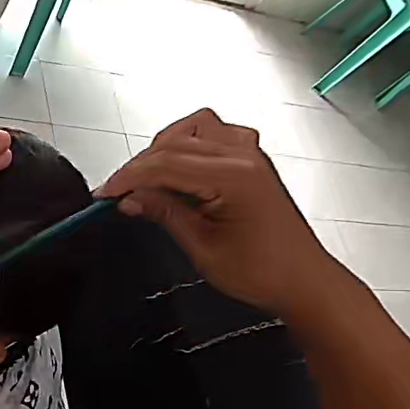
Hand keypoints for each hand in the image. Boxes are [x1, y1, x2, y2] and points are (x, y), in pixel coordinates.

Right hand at [96, 109, 350, 315]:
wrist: (302, 280)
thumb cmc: (266, 271)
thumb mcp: (203, 249)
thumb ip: (166, 214)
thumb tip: (132, 198)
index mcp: (235, 176)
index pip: (166, 163)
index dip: (129, 177)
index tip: (107, 191)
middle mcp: (245, 156)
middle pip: (176, 142)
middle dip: (141, 165)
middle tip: (119, 192)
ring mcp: (250, 153)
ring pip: (193, 129)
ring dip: (165, 149)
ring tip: (147, 179)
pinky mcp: (251, 159)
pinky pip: (213, 135)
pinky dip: (188, 145)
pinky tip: (179, 169)